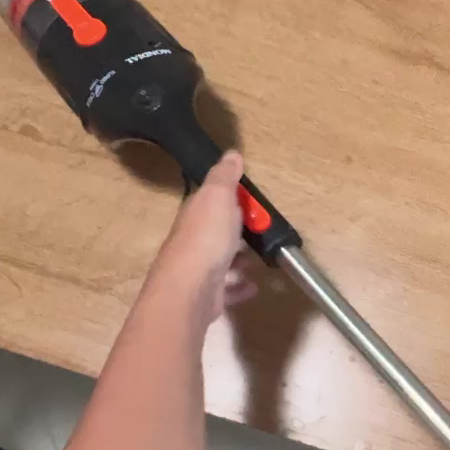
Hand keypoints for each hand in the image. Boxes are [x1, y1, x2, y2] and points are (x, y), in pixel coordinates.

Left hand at [150, 151, 258, 325]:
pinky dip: (240, 286)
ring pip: (220, 261)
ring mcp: (199, 271)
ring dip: (238, 259)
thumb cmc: (206, 238)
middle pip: (215, 232)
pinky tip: (253, 286)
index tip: (250, 200)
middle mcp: (193, 242)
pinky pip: (228, 288)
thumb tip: (231, 153)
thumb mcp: (218, 197)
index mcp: (194, 215)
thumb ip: (225, 177)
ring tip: (256, 259)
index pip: (209, 202)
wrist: (190, 289)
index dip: (229, 198)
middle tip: (259, 230)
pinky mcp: (209, 295)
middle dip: (234, 231)